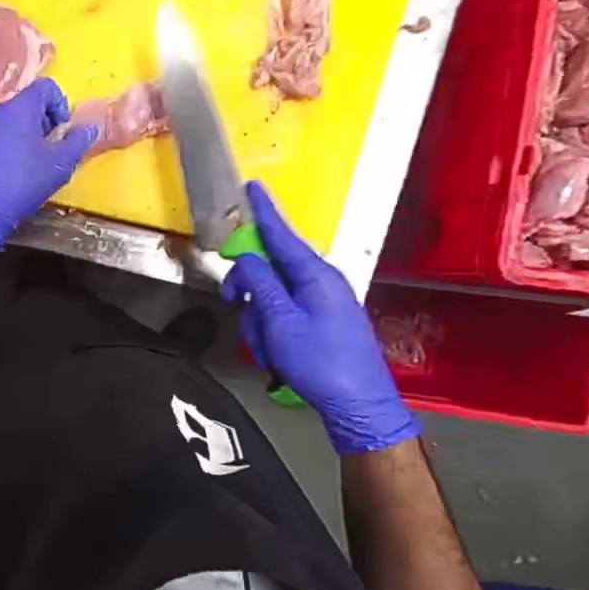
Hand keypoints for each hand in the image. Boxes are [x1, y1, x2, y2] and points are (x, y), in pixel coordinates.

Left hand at [0, 78, 98, 247]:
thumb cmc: (25, 181)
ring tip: (38, 159)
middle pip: (31, 101)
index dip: (61, 105)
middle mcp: (0, 110)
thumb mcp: (60, 163)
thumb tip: (88, 128)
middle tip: (53, 146)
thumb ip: (78, 141)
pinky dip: (16, 140)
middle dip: (47, 120)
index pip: (47, 87)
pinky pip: (3, 131)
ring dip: (32, 131)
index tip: (63, 131)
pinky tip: (20, 166)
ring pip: (16, 117)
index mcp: (20, 107)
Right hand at [222, 181, 418, 453]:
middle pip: (270, 268)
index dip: (263, 212)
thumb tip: (246, 258)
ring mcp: (321, 302)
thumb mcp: (281, 321)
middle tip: (230, 300)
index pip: (282, 235)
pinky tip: (274, 354)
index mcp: (314, 275)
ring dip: (258, 321)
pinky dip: (271, 332)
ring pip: (271, 296)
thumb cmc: (319, 361)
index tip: (251, 187)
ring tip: (266, 348)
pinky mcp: (319, 321)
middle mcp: (319, 282)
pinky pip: (283, 314)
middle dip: (247, 288)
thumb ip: (260, 285)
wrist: (358, 402)